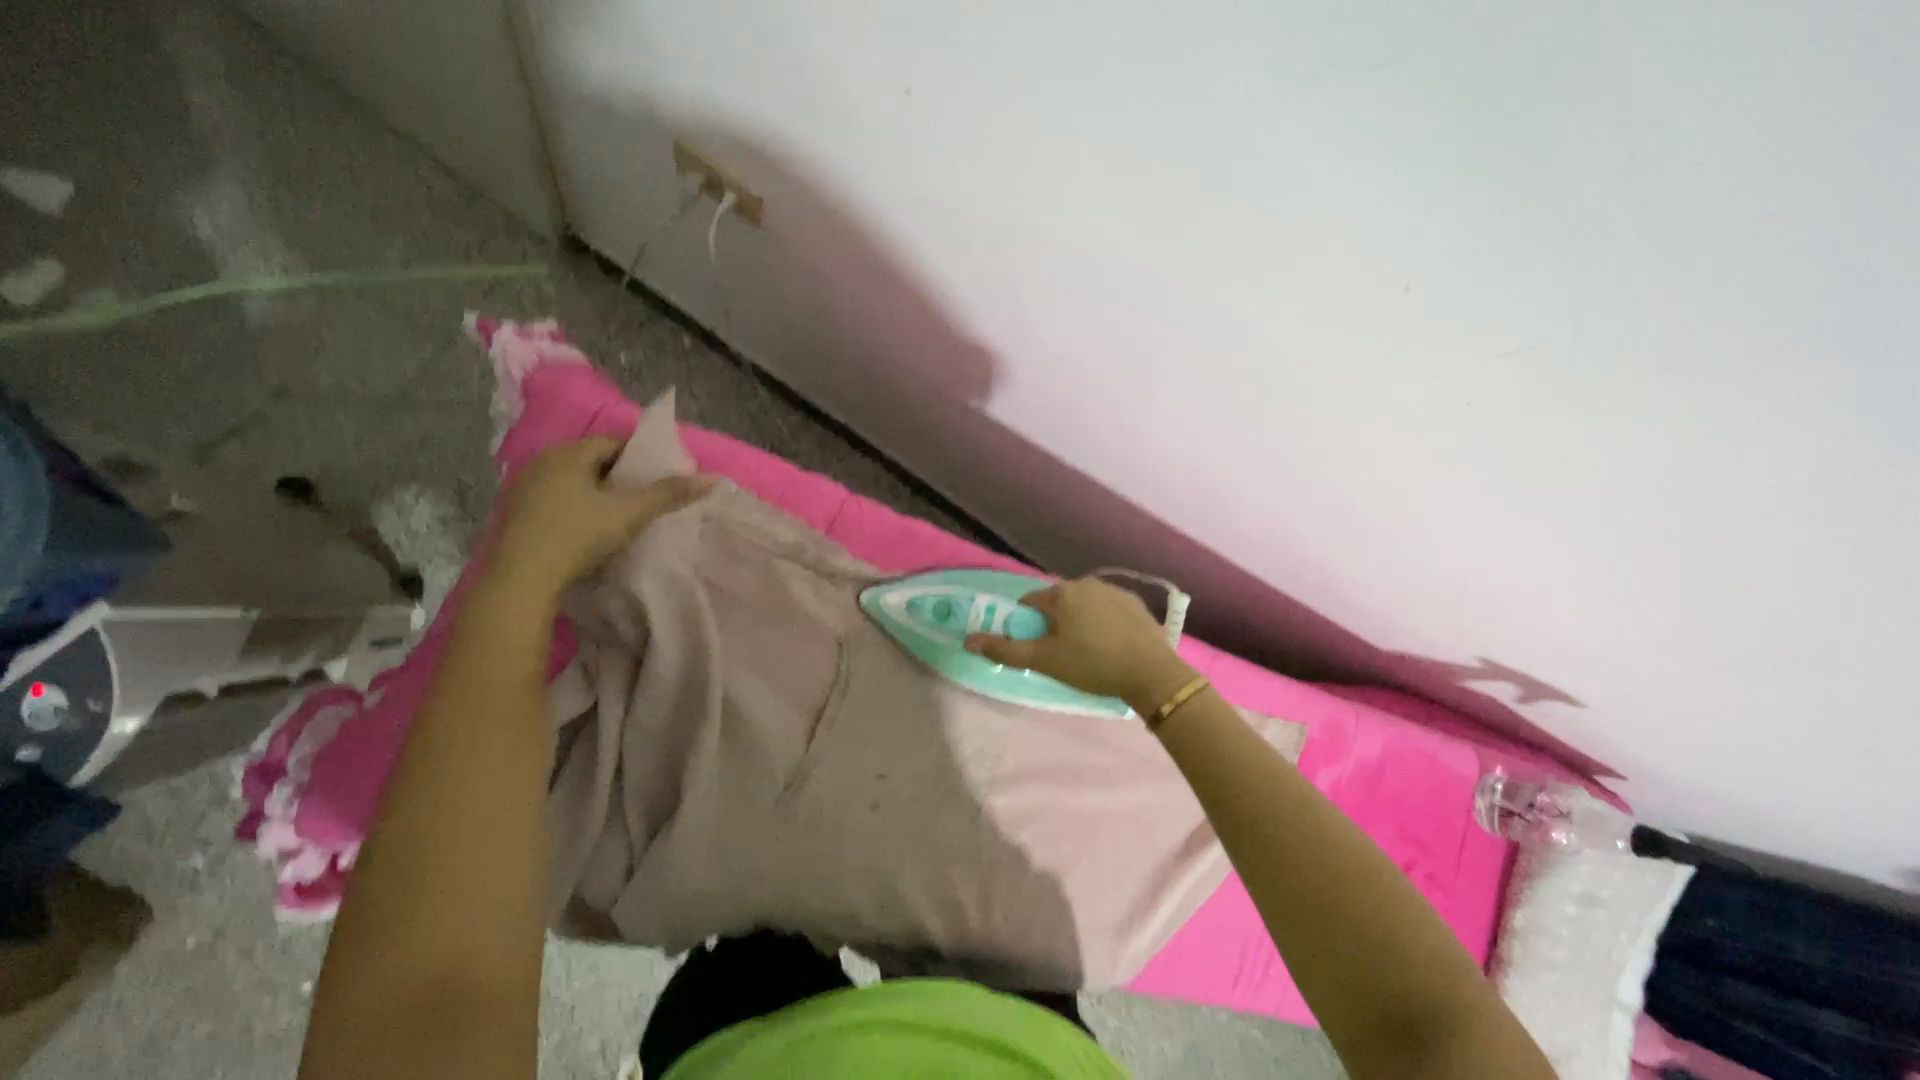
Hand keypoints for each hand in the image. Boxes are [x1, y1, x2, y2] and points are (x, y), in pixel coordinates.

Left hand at [487, 436, 717, 600]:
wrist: (522, 579)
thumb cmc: (578, 536)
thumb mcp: (629, 514)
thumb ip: (669, 493)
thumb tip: (712, 477)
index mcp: (568, 453)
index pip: (613, 441)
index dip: (640, 456)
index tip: (660, 475)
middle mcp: (542, 462)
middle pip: (591, 460)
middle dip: (619, 474)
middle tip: (645, 496)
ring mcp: (525, 488)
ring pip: (572, 481)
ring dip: (596, 492)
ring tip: (621, 514)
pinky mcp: (517, 514)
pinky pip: (556, 500)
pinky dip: (576, 507)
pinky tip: (589, 528)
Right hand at [964, 576, 1195, 709]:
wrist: (1151, 673)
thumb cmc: (1092, 665)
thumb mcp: (1044, 661)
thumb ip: (1005, 650)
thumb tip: (968, 641)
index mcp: (1061, 593)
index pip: (1029, 604)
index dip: (1027, 627)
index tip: (1037, 649)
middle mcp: (1086, 583)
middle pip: (1057, 603)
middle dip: (1054, 625)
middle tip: (1062, 656)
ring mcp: (1114, 590)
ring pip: (1083, 606)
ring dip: (1079, 623)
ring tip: (1088, 653)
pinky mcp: (1135, 603)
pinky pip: (1108, 610)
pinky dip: (1103, 624)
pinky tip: (1111, 647)